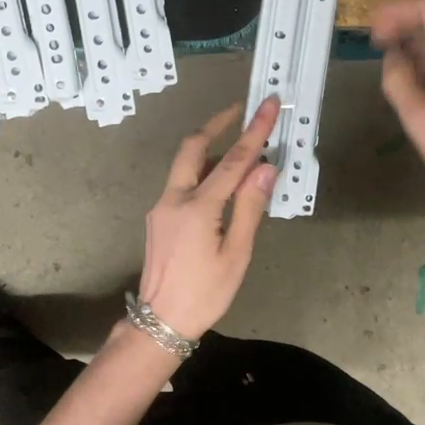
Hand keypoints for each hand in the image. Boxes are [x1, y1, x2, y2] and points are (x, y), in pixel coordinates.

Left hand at [137, 97, 280, 339]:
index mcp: (197, 208)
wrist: (161, 321)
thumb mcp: (236, 254)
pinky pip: (180, 183)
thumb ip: (249, 207)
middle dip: (216, 124)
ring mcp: (160, 208)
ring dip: (208, 148)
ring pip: (183, 164)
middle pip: (192, 146)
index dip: (254, 130)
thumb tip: (265, 169)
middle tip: (241, 111)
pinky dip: (200, 172)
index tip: (268, 103)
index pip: (232, 160)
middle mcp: (173, 199)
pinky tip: (219, 182)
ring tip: (237, 148)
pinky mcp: (156, 218)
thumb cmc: (205, 294)